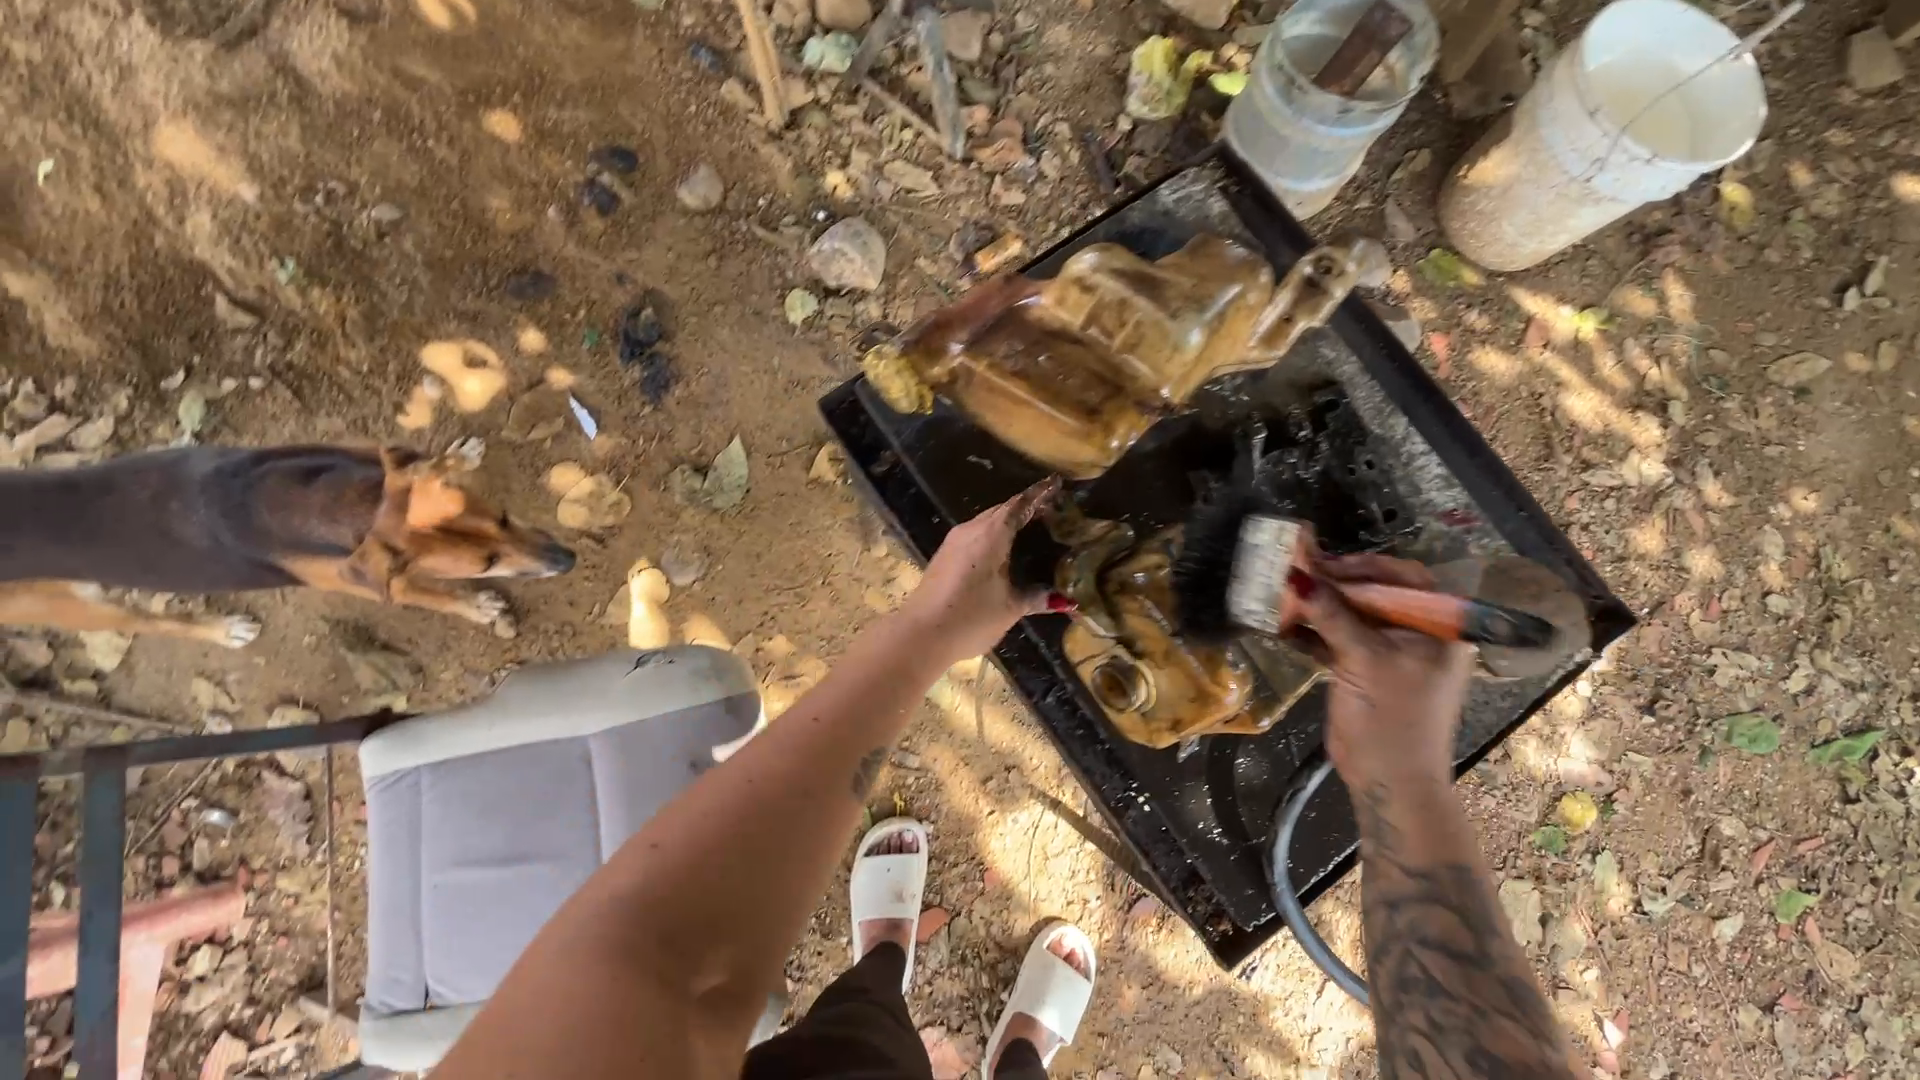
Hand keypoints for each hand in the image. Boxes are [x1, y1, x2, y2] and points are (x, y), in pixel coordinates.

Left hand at [897, 478, 1064, 665]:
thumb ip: (1037, 598)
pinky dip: (994, 536)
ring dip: (1007, 522)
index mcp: (991, 534)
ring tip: (1031, 530)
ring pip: (986, 522)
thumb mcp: (1010, 608)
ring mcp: (954, 542)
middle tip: (1051, 512)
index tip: (1056, 485)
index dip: (1039, 494)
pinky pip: (975, 536)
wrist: (920, 634)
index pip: (1020, 505)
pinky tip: (1004, 551)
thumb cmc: (970, 617)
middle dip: (1025, 508)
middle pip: (1002, 510)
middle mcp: (971, 530)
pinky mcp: (945, 556)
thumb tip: (1063, 599)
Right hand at [1288, 554, 1473, 790]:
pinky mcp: (1362, 668)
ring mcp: (1388, 651)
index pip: (1402, 578)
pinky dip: (1312, 631)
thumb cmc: (1391, 718)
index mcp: (1436, 627)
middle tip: (1296, 575)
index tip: (1323, 564)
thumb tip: (1296, 574)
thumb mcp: (1364, 660)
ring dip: (1318, 607)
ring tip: (1284, 596)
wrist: (1388, 780)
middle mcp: (1416, 633)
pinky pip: (1336, 637)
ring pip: (1350, 615)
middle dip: (1333, 585)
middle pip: (1372, 593)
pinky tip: (1284, 624)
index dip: (1363, 566)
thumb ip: (1331, 615)